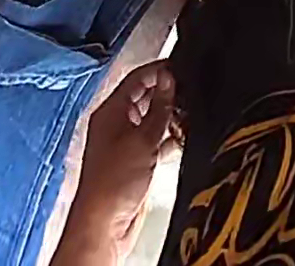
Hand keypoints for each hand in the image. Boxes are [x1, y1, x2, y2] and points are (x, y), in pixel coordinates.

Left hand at [68, 60, 179, 255]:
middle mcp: (116, 124)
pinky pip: (155, 140)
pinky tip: (183, 138)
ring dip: (170, 117)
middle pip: (145, 97)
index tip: (180, 66)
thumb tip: (169, 79)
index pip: (137, 78)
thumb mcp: (143, 139)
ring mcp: (125, 143)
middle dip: (167, 94)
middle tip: (190, 90)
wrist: (104, 229)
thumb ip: (160, 107)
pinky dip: (169, 138)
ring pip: (152, 119)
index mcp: (110, 111)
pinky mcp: (136, 162)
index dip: (158, 70)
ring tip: (190, 114)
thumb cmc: (113, 183)